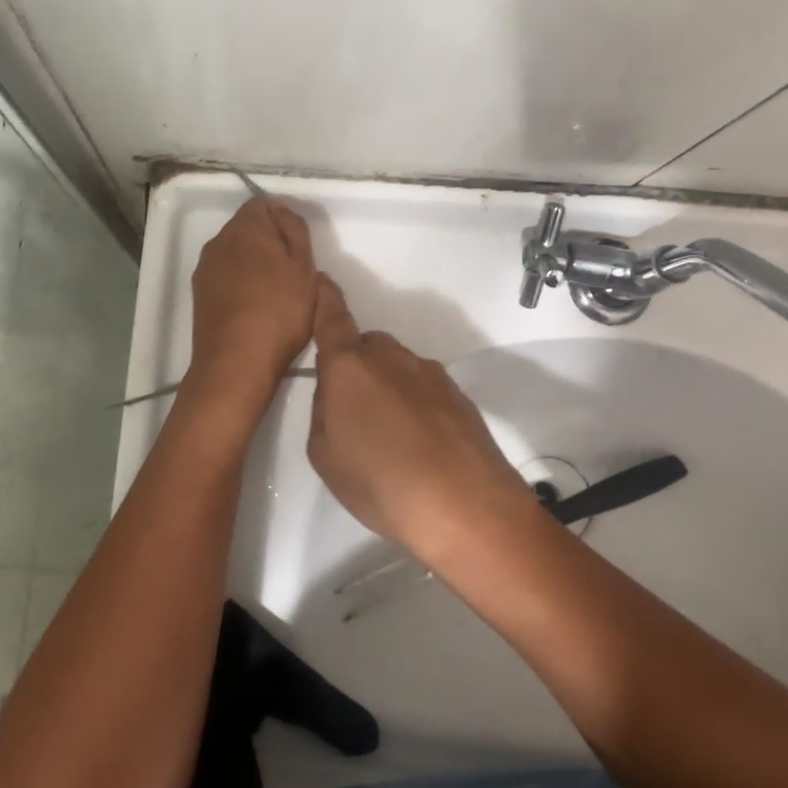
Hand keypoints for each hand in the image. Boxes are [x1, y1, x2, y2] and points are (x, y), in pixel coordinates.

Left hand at [189, 197, 317, 387]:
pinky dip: (240, 284)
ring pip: (234, 254)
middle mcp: (218, 241)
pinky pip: (225, 277)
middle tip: (293, 272)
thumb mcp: (304, 269)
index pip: (263, 205)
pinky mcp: (200, 294)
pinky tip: (255, 307)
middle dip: (269, 242)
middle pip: (247, 228)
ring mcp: (205, 269)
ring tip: (276, 293)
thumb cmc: (279, 312)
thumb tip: (281, 211)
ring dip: (253, 264)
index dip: (284, 221)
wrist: (235, 363)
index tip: (301, 248)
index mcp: (245, 227)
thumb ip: (295, 232)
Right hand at [307, 276, 534, 558]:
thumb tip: (340, 396)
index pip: (333, 319)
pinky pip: (425, 391)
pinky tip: (419, 449)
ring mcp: (431, 375)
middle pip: (368, 347)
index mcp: (350, 365)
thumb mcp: (325, 453)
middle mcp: (392, 358)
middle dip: (357, 366)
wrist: (464, 506)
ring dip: (389, 389)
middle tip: (352, 412)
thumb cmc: (379, 481)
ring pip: (398, 369)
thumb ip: (325, 411)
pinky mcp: (459, 397)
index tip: (323, 281)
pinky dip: (417, 408)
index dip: (325, 300)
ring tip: (389, 440)